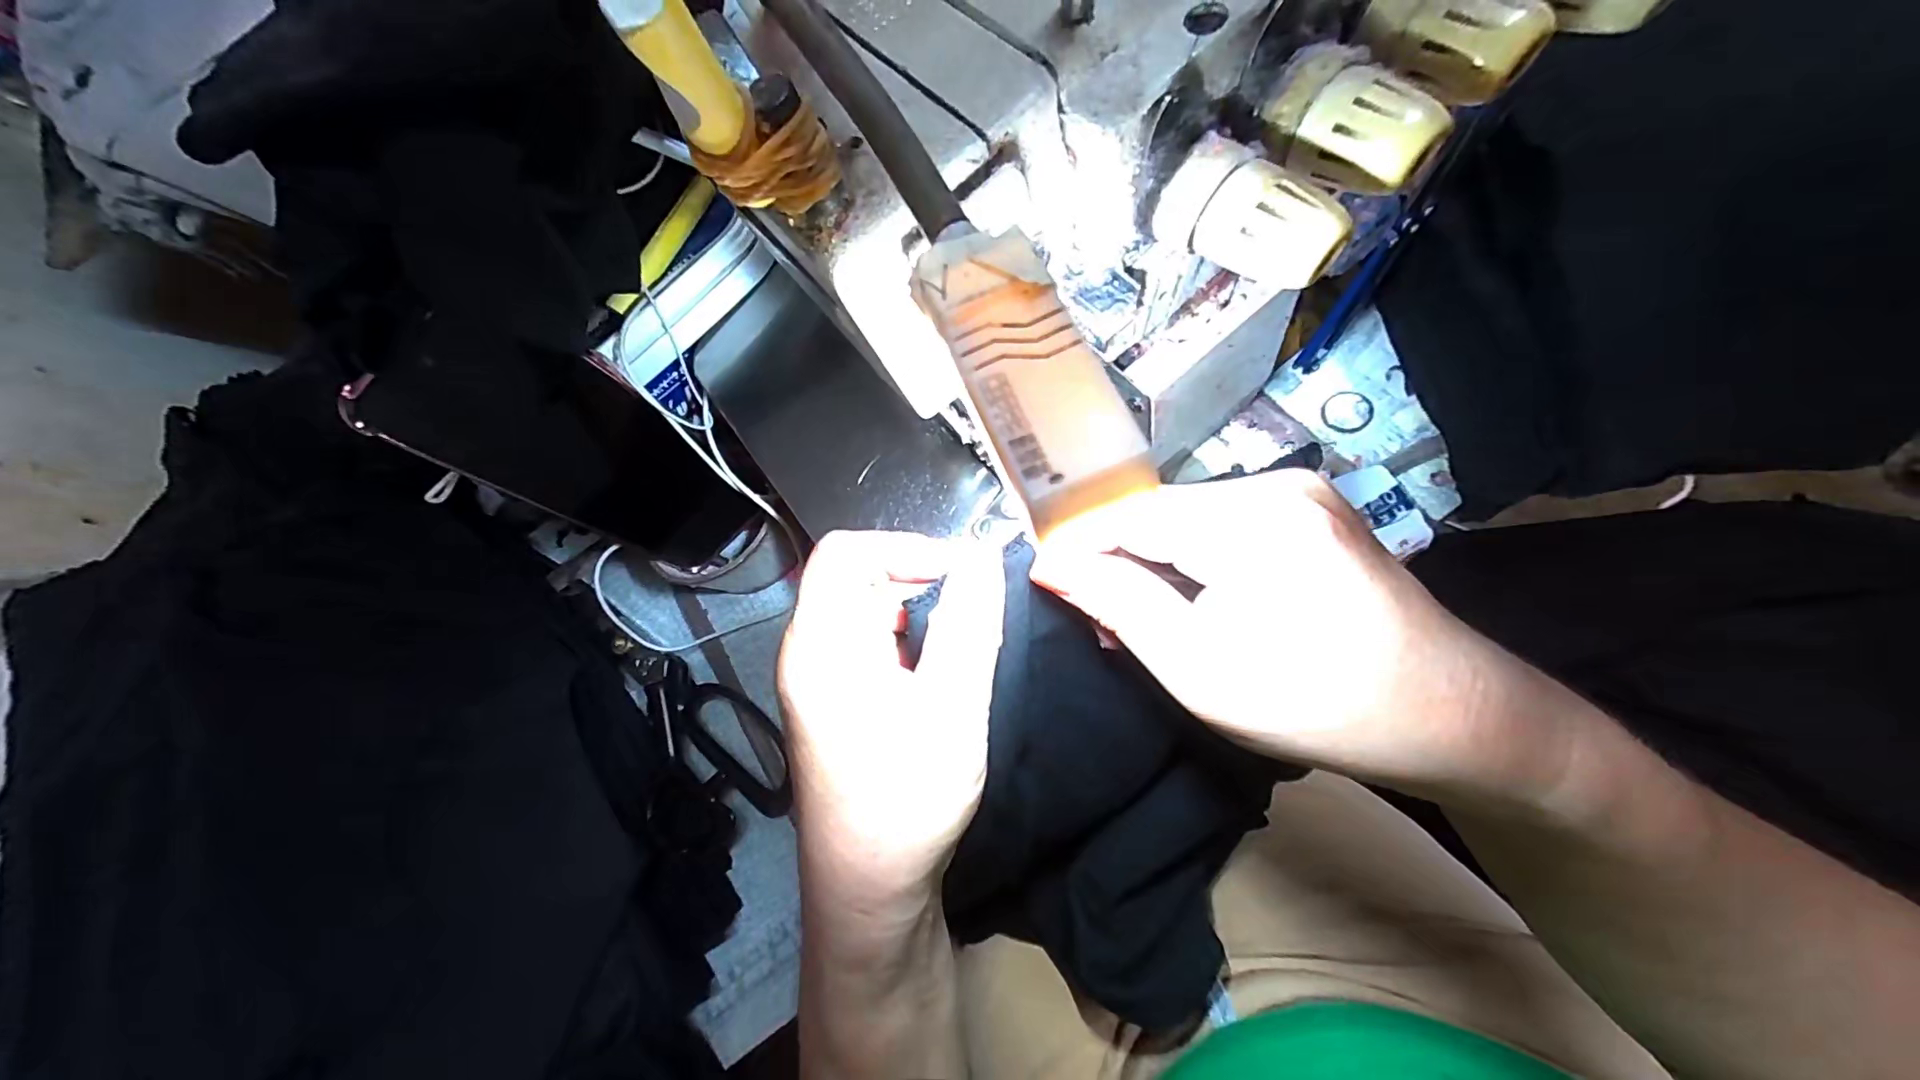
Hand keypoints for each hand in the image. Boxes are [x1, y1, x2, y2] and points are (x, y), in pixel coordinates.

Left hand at [779, 531, 1004, 907]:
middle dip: (918, 579)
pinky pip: (867, 645)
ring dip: (917, 613)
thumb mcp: (952, 705)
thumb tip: (981, 556)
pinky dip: (906, 641)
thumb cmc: (905, 800)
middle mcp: (808, 652)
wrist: (866, 889)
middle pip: (857, 578)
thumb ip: (969, 623)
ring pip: (866, 612)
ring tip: (959, 648)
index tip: (961, 575)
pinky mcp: (832, 702)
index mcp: (821, 643)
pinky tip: (936, 676)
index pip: (847, 551)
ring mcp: (817, 679)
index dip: (906, 548)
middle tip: (972, 612)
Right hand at [1032, 470, 1549, 800]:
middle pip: (1160, 514)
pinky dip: (1195, 559)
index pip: (1130, 517)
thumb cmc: (1320, 704)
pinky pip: (1226, 524)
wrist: (1458, 715)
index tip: (1040, 582)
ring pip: (1189, 518)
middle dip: (1119, 561)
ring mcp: (1302, 492)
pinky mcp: (1313, 509)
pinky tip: (1189, 599)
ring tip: (1138, 617)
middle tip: (1093, 618)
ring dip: (1156, 562)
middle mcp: (1277, 485)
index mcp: (1252, 521)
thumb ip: (1119, 605)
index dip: (1077, 547)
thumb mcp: (1199, 668)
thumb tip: (1055, 567)